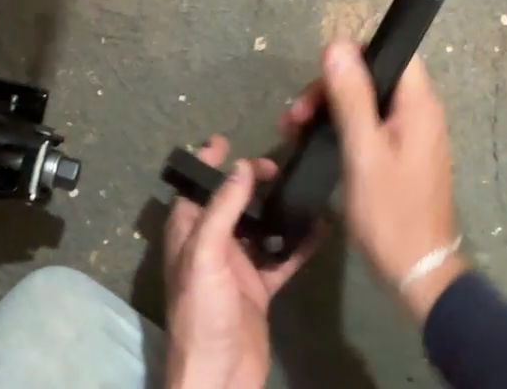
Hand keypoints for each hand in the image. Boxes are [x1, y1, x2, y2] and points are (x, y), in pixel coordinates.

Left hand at [163, 135, 315, 388]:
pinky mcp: (257, 289)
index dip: (205, 163)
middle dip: (248, 182)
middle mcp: (210, 245)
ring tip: (300, 190)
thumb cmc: (202, 311)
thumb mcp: (205, 255)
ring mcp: (235, 267)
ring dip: (275, 211)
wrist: (219, 376)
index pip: (194, 187)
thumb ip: (222, 210)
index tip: (225, 141)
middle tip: (275, 167)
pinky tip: (319, 230)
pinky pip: (279, 259)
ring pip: (257, 228)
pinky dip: (296, 245)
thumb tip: (241, 167)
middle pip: (229, 203)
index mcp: (187, 233)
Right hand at [280, 43, 465, 324]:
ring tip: (294, 129)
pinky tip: (311, 141)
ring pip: (365, 100)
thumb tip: (336, 45)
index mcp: (418, 106)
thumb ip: (351, 96)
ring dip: (329, 108)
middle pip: (372, 76)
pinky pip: (367, 124)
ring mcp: (409, 135)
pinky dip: (340, 127)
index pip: (392, 51)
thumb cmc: (391, 212)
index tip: (320, 73)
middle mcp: (419, 113)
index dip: (356, 53)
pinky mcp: (399, 155)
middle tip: (298, 113)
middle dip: (331, 86)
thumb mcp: (363, 151)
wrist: (417, 272)